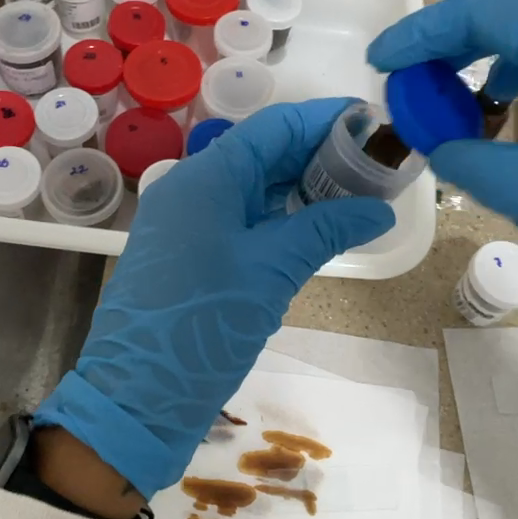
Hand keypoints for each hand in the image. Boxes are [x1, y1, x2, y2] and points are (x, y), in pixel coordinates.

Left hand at [32, 99, 395, 496]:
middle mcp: (193, 189)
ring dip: (304, 189)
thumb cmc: (203, 324)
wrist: (137, 399)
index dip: (326, 119)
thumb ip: (325, 229)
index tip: (376, 121)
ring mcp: (189, 224)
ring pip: (255, 190)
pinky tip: (318, 229)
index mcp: (207, 177)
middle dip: (322, 155)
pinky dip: (282, 220)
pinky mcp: (191, 257)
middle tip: (379, 164)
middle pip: (266, 154)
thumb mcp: (272, 271)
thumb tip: (380, 210)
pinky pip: (243, 221)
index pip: (276, 126)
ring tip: (361, 195)